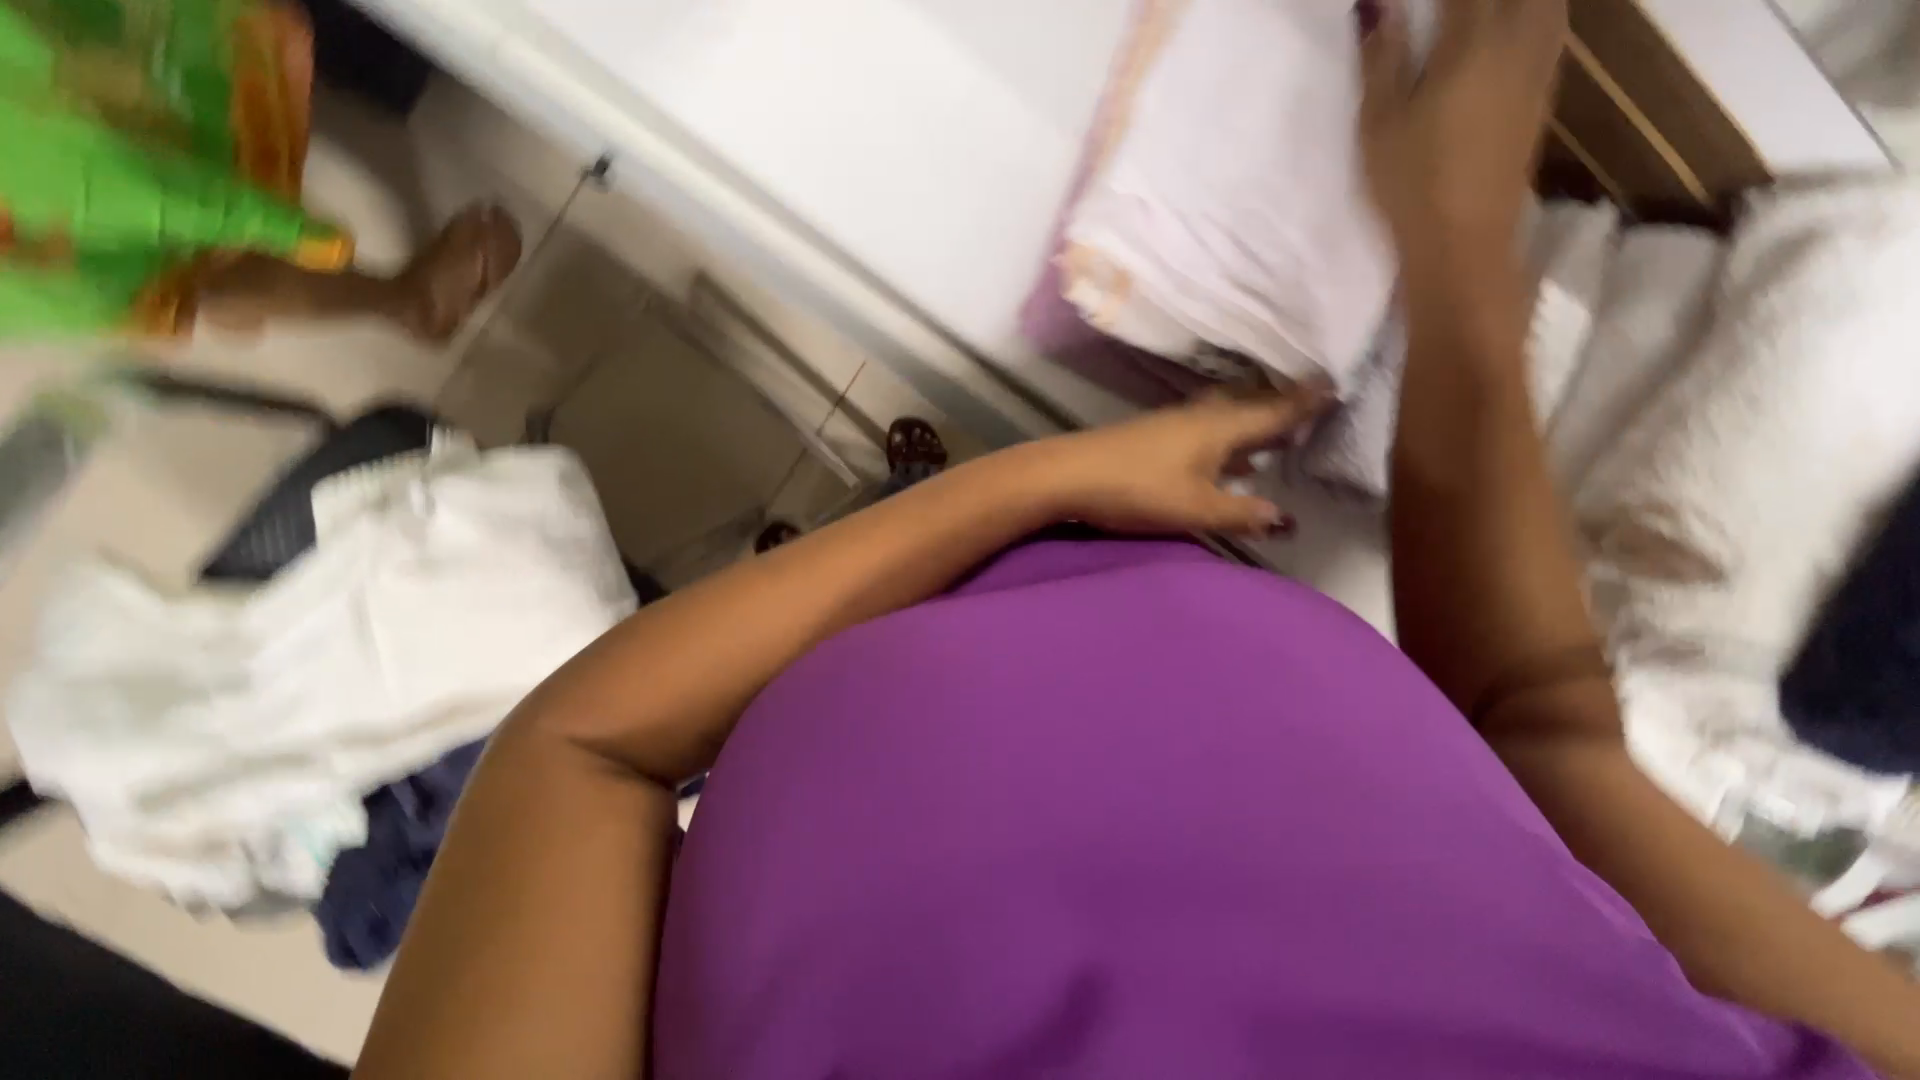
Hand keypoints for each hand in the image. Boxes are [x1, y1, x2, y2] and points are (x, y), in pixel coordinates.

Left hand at [1034, 387, 1329, 536]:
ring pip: (1226, 421)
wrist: (1067, 475)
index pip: (1274, 412)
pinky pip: (1205, 433)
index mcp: (1220, 428)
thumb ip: (1242, 514)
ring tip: (1276, 437)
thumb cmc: (1137, 490)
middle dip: (1280, 411)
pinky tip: (1226, 461)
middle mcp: (1201, 418)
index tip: (1335, 386)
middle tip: (1311, 408)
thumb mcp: (1196, 509)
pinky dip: (1225, 442)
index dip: (1304, 403)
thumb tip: (1287, 519)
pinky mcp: (1152, 438)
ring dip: (1252, 427)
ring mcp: (1173, 426)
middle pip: (1250, 410)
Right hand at [1362, 0, 1566, 269]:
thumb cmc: (1410, 183)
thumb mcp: (1378, 123)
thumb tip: (1379, 5)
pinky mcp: (1541, 95)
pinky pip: (1551, 26)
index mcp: (1471, 42)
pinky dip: (1532, 12)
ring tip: (1476, 15)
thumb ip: (1381, 58)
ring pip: (1545, 3)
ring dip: (1514, 2)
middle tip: (1444, 9)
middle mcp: (1517, 41)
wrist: (1463, 239)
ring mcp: (1537, 68)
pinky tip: (1512, 22)